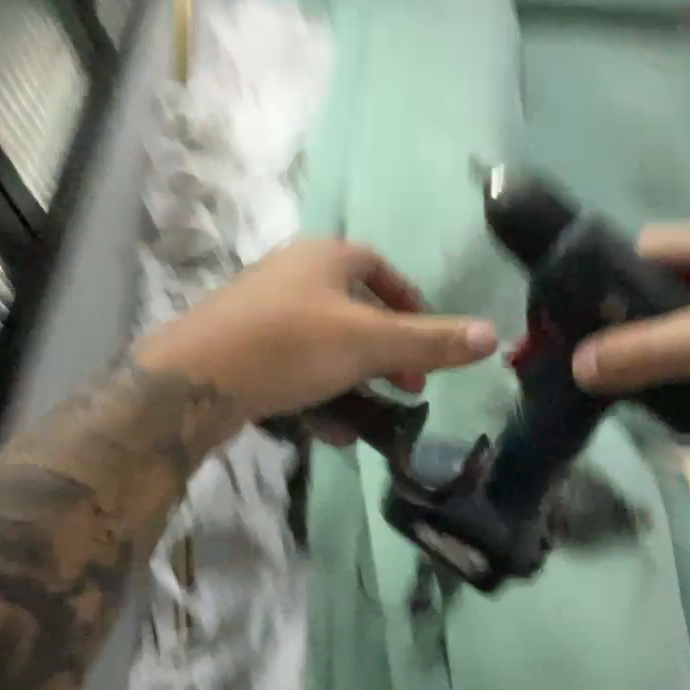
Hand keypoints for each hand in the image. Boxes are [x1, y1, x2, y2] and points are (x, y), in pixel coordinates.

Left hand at [134, 239, 498, 419]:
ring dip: (355, 380)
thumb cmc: (292, 345)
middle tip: (410, 386)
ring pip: (325, 344)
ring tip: (376, 416)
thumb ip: (431, 341)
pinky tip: (333, 433)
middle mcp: (292, 274)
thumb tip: (493, 335)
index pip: (380, 268)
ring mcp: (261, 312)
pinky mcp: (240, 349)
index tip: (427, 341)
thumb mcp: (371, 343)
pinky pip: (294, 367)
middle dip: (386, 351)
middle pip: (354, 310)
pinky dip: (319, 394)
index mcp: (325, 256)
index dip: (410, 302)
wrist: (195, 379)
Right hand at [570, 222, 689, 419]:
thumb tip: (576, 364)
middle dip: (635, 310)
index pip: (648, 245)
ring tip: (635, 366)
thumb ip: (641, 352)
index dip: (612, 275)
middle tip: (607, 347)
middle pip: (667, 277)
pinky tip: (678, 377)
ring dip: (663, 333)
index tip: (587, 315)